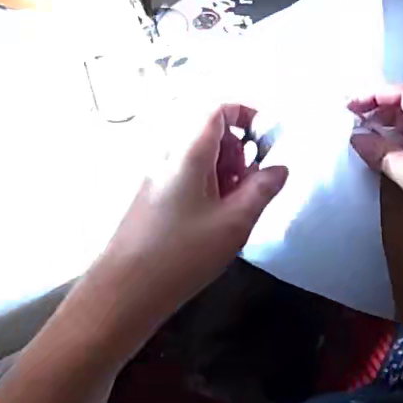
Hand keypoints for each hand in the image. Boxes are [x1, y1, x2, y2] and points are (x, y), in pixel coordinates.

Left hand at [77, 103, 288, 353]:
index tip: (267, 141)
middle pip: (210, 132)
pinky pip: (185, 175)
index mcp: (188, 152)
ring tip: (234, 207)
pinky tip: (212, 220)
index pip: (218, 109)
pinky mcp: (150, 197)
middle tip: (251, 185)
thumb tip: (280, 167)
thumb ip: (262, 189)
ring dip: (224, 171)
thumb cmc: (182, 254)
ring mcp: (156, 176)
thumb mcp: (234, 223)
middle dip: (239, 151)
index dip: (247, 115)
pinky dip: (207, 185)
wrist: (122, 293)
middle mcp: (168, 156)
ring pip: (198, 156)